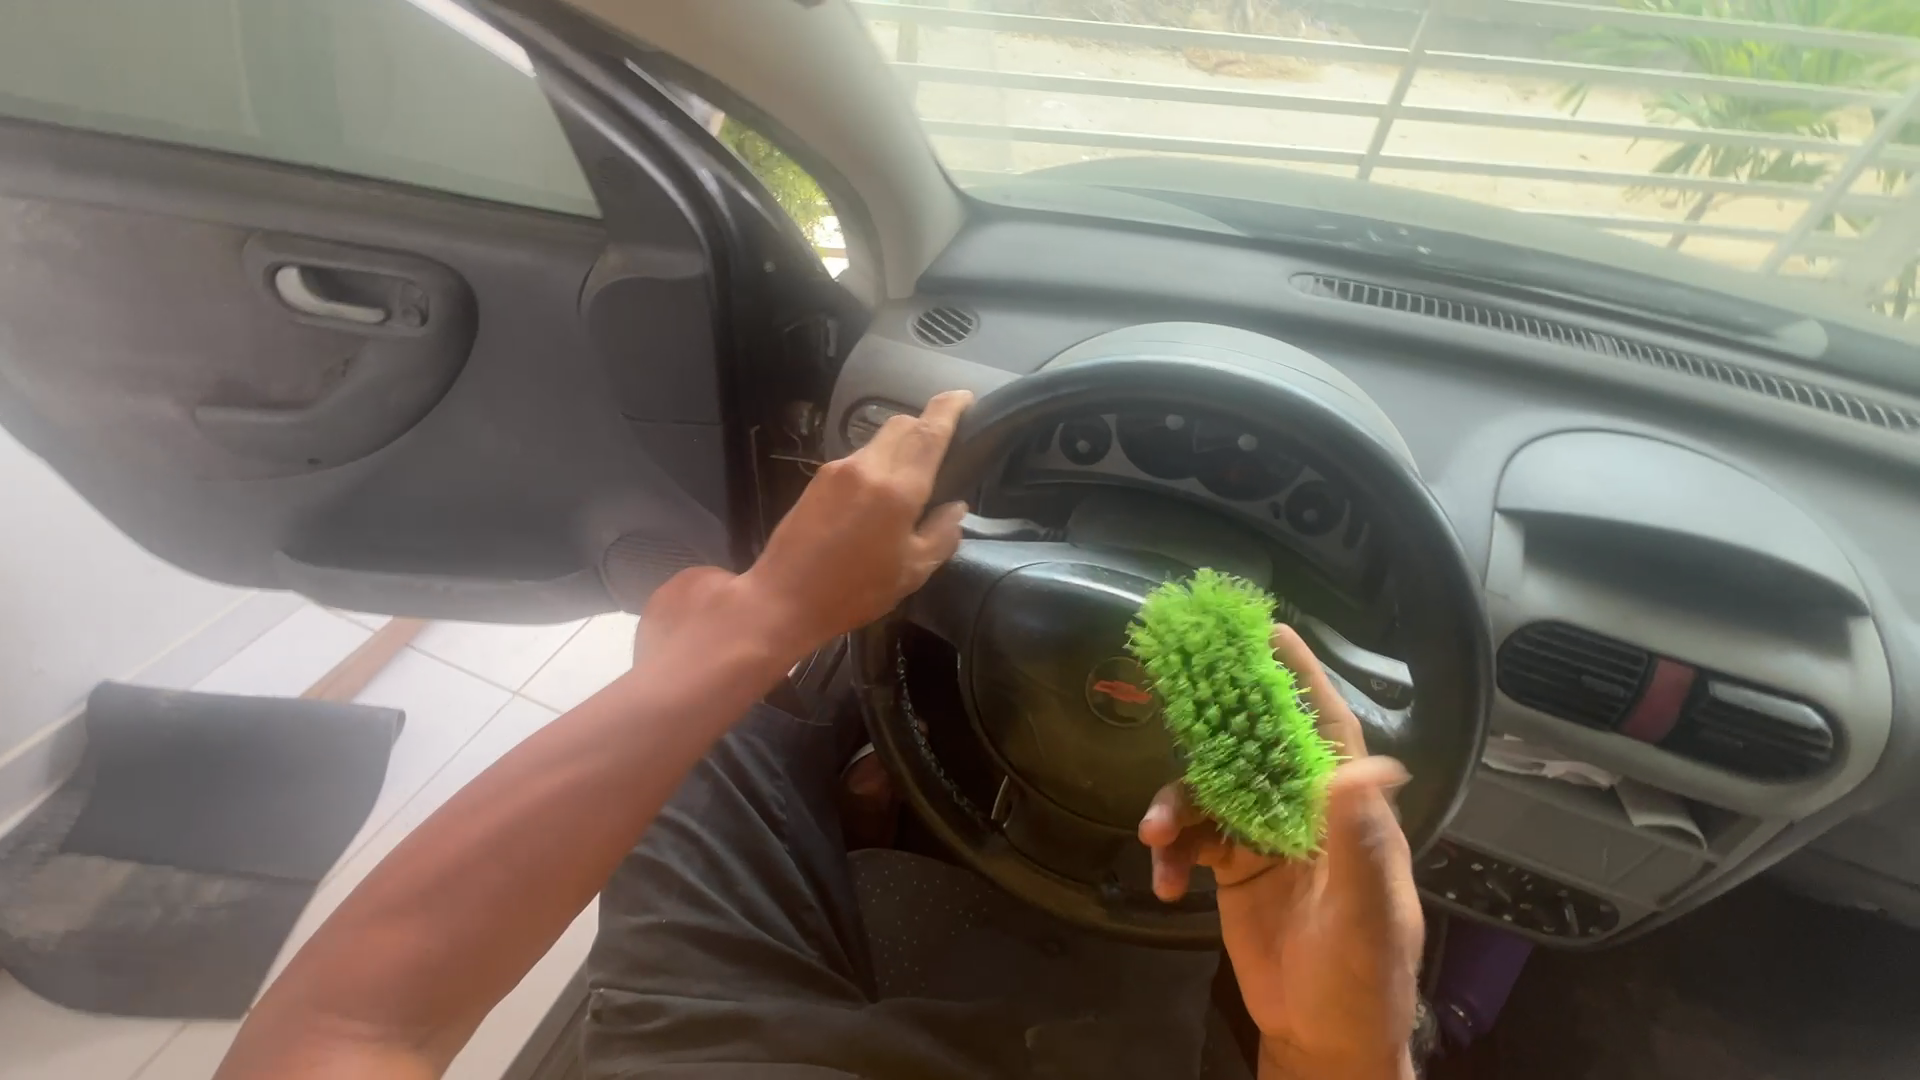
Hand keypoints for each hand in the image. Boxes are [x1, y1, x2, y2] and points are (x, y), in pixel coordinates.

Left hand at [738, 390, 973, 654]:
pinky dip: (877, 465)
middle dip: (926, 426)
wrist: (783, 599)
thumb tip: (955, 507)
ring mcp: (837, 470)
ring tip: (910, 482)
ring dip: (900, 448)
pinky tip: (877, 499)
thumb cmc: (855, 591)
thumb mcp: (912, 571)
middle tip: (944, 449)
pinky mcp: (817, 481)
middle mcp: (867, 467)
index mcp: (897, 488)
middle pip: (902, 425)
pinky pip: (858, 460)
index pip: (929, 431)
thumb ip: (942, 534)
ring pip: (878, 441)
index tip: (964, 398)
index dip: (950, 408)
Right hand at [1138, 625, 1421, 1079]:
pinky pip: (1191, 837)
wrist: (1321, 1038)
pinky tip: (1165, 884)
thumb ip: (1357, 842)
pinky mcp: (1231, 864)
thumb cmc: (1360, 978)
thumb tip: (1361, 765)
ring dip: (1176, 808)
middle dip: (1215, 727)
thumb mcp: (1364, 915)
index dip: (1303, 679)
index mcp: (1347, 812)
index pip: (1328, 730)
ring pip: (1209, 792)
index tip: (1272, 633)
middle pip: (1254, 747)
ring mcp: (1263, 835)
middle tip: (1178, 691)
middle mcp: (1303, 811)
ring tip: (1156, 837)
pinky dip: (1172, 852)